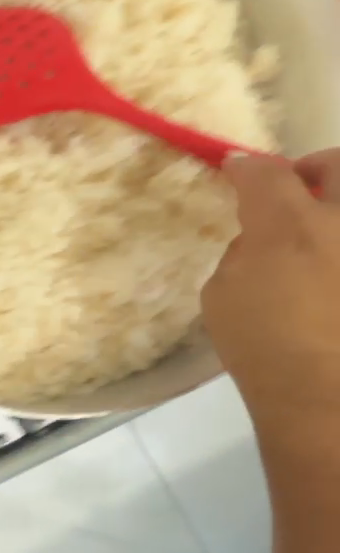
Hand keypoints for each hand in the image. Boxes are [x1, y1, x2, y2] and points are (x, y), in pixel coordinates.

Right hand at [202, 151, 339, 438]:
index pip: (264, 174)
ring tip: (317, 233)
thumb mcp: (223, 292)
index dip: (244, 167)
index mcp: (291, 227)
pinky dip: (330, 246)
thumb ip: (246, 252)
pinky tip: (320, 270)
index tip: (233, 167)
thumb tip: (264, 236)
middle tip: (293, 189)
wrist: (326, 387)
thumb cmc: (260, 342)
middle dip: (313, 170)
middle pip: (337, 164)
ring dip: (330, 209)